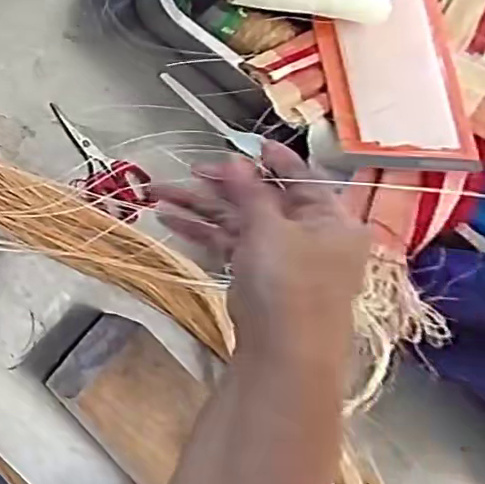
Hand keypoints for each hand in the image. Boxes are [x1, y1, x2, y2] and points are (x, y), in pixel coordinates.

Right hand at [150, 140, 369, 365]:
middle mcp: (307, 231)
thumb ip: (249, 192)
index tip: (247, 142)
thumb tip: (235, 158)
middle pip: (258, 197)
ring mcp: (279, 249)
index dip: (275, 160)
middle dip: (218, 184)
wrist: (285, 341)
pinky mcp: (253, 264)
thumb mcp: (269, 229)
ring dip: (196, 204)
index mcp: (329, 220)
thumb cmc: (290, 280)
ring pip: (233, 216)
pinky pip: (223, 236)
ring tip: (156, 193)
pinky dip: (196, 226)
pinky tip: (166, 218)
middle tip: (186, 171)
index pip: (302, 180)